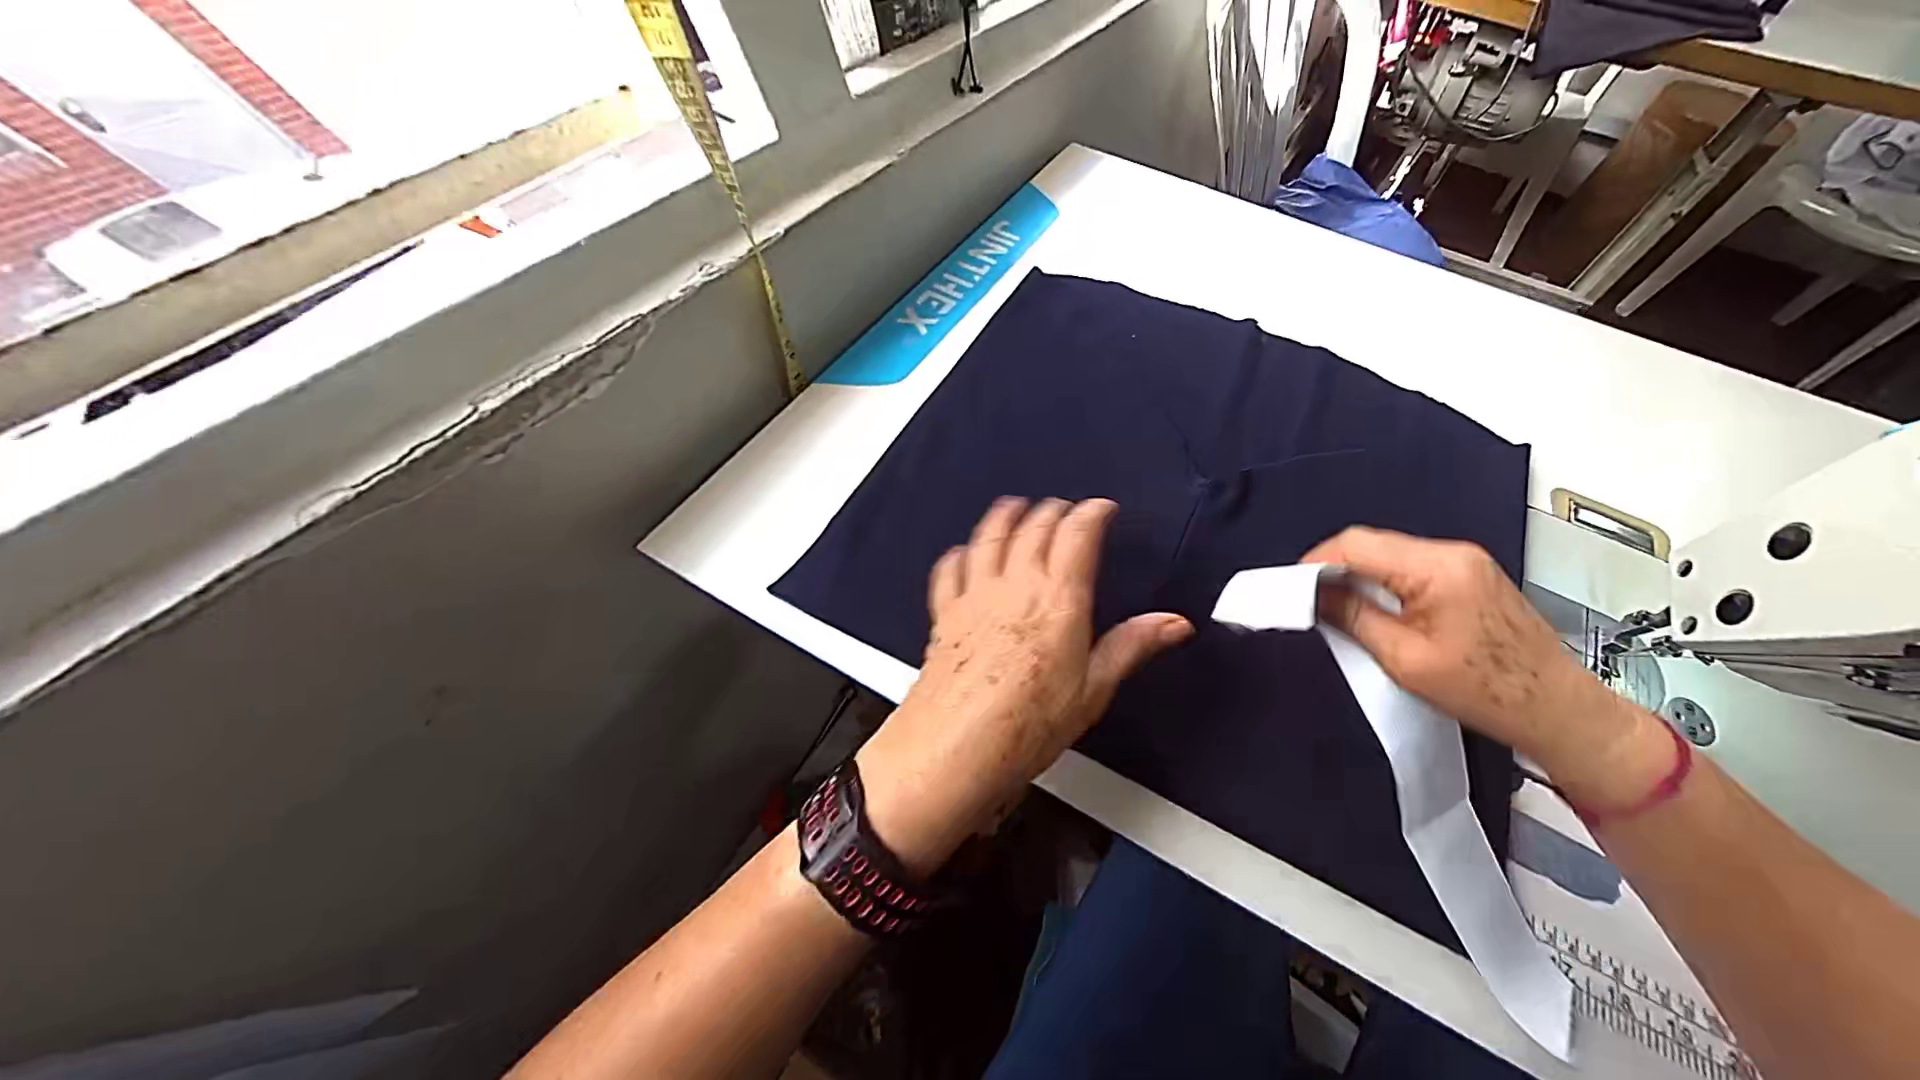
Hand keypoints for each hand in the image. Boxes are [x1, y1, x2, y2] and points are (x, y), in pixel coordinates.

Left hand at [858, 497, 1192, 874]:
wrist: (957, 746)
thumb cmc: (1024, 725)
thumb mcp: (1093, 689)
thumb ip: (1131, 646)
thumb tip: (1172, 624)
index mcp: (1058, 600)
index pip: (1077, 535)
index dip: (1092, 513)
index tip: (1101, 508)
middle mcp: (1014, 587)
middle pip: (1033, 527)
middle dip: (1052, 510)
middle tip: (1064, 508)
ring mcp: (975, 596)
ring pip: (989, 537)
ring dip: (1005, 517)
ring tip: (1015, 506)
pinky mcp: (945, 614)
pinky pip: (950, 570)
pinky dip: (959, 553)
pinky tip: (961, 552)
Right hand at [1303, 526, 1669, 806]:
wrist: (1558, 710)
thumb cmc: (1491, 692)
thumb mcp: (1403, 658)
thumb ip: (1351, 616)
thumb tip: (1312, 594)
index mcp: (1439, 568)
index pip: (1355, 544)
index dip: (1314, 563)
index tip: (1291, 587)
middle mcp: (1454, 554)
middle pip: (1370, 543)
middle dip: (1332, 568)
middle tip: (1307, 600)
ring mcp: (1464, 561)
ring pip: (1386, 552)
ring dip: (1356, 575)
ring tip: (1337, 608)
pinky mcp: (1467, 573)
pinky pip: (1407, 564)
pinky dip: (1380, 580)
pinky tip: (1371, 607)